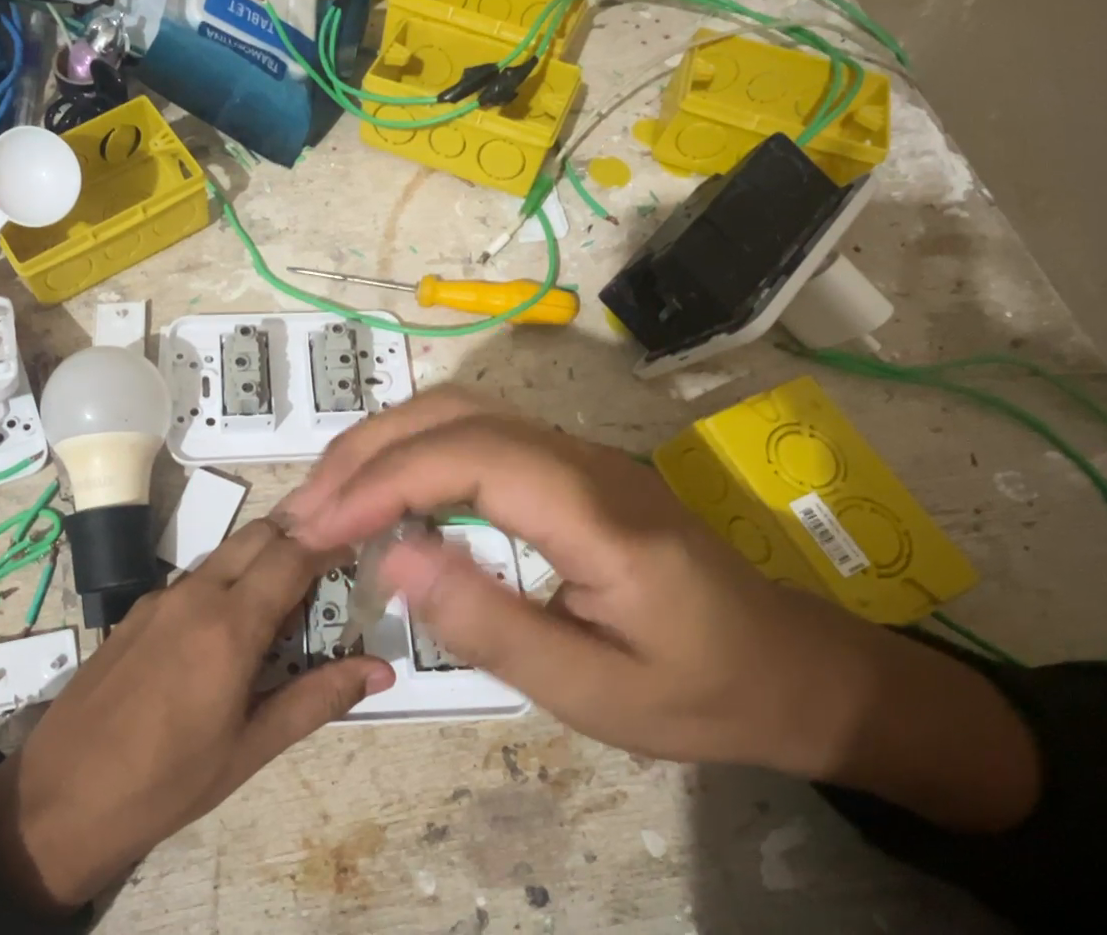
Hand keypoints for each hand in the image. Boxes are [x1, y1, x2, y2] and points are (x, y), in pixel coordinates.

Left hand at [0, 519, 393, 914]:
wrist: (60, 798)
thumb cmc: (167, 782)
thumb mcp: (251, 748)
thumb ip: (317, 699)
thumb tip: (380, 668)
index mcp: (229, 625)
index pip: (293, 555)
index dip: (331, 543)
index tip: (360, 549)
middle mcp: (194, 595)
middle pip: (258, 536)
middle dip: (299, 540)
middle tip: (331, 574)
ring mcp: (159, 600)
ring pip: (224, 555)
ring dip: (262, 561)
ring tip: (289, 607)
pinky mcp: (135, 614)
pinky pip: (194, 579)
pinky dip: (226, 583)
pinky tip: (231, 631)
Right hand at [282, 387, 1039, 832]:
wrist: (799, 672)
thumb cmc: (700, 693)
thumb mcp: (593, 689)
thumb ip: (490, 623)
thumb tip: (395, 557)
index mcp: (597, 513)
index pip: (469, 458)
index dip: (382, 480)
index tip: (318, 527)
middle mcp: (585, 461)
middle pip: (458, 413)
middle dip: (368, 450)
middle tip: (306, 508)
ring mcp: (583, 457)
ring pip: (465, 413)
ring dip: (387, 443)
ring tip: (332, 496)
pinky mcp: (575, 470)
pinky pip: (481, 436)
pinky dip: (417, 452)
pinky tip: (391, 493)